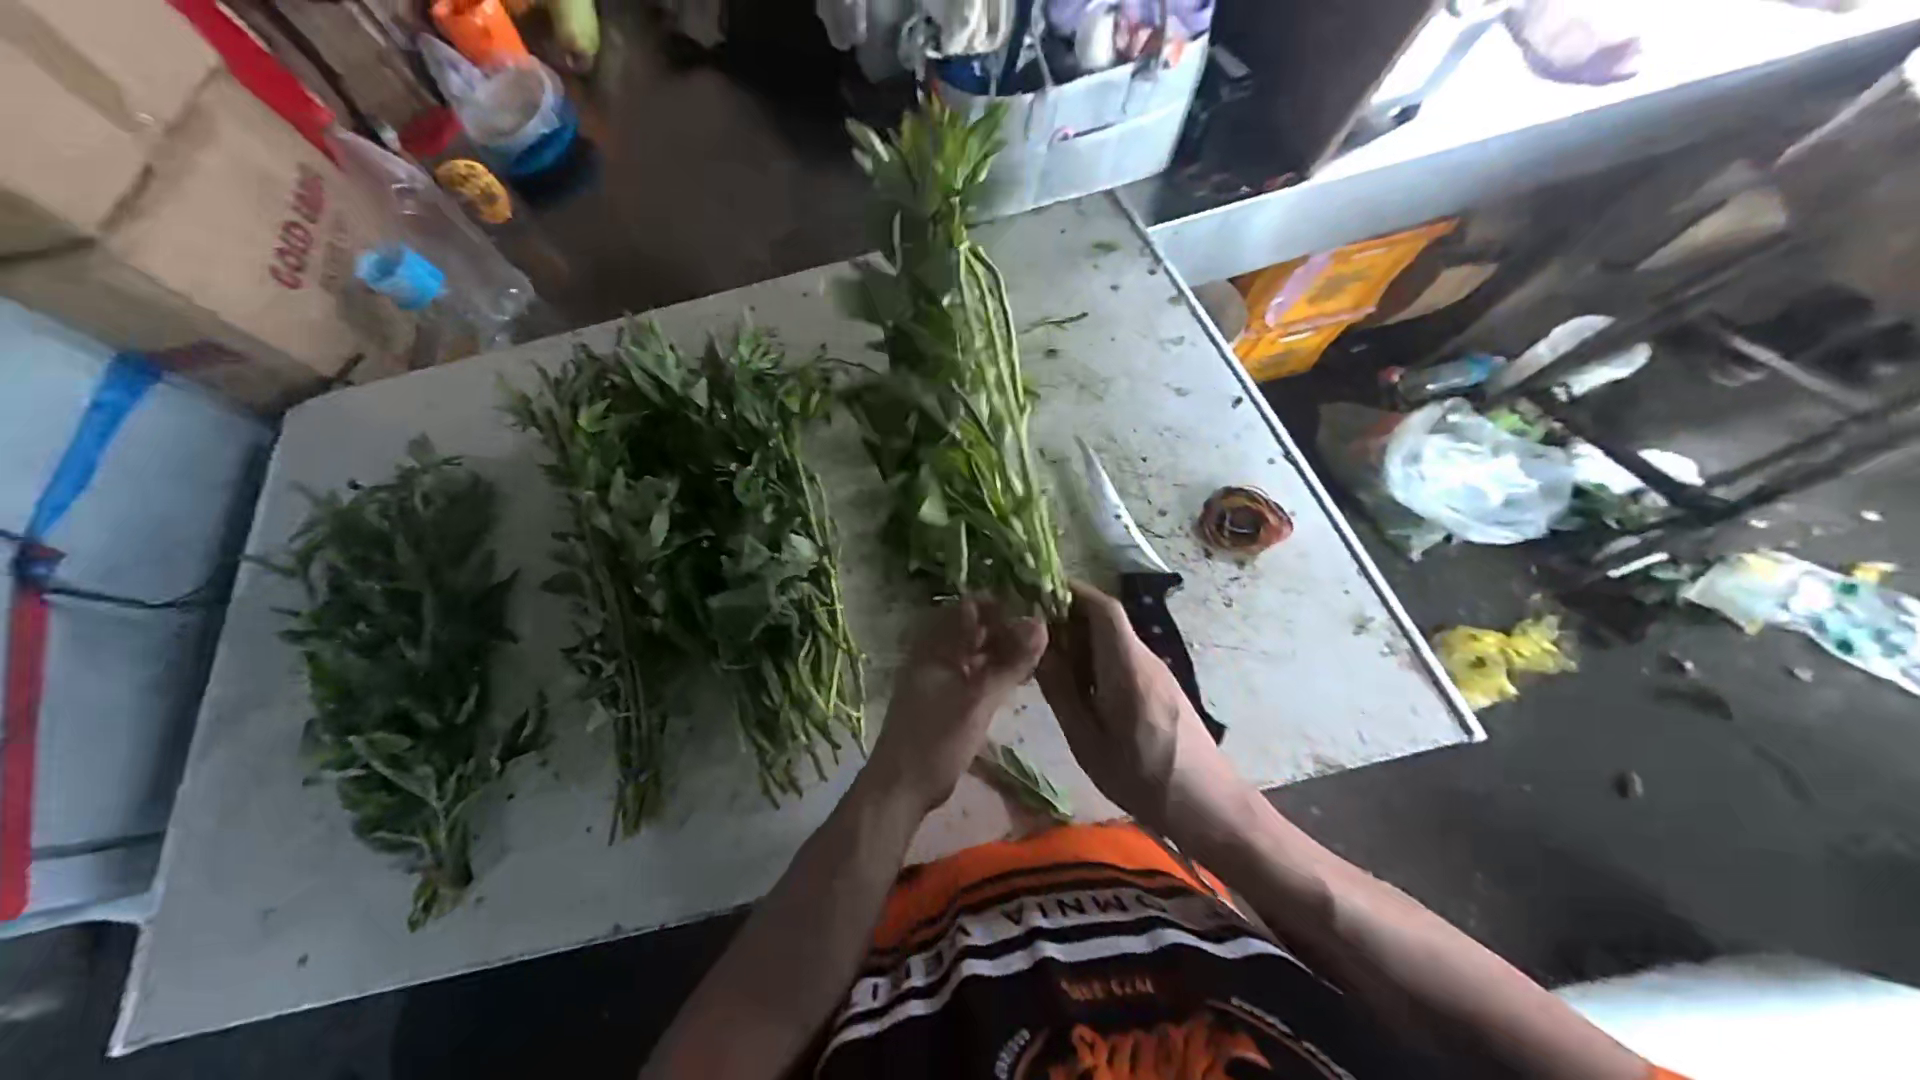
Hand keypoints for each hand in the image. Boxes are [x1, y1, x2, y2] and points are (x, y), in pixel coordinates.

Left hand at [866, 598, 1047, 813]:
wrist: (902, 788)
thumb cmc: (937, 738)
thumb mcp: (979, 699)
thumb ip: (1011, 662)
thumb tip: (1041, 624)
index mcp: (934, 645)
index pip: (970, 607)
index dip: (1002, 606)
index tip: (1036, 612)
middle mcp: (935, 655)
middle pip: (974, 629)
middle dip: (1007, 629)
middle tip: (1043, 638)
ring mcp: (940, 677)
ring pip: (976, 653)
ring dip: (1004, 652)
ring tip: (1038, 657)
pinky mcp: (946, 699)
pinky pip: (974, 675)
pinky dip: (995, 673)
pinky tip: (1019, 680)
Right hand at [1037, 582, 1256, 846]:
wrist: (1207, 804)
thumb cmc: (1142, 778)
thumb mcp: (1087, 740)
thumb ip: (1061, 691)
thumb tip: (1039, 650)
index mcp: (1126, 667)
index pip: (1103, 608)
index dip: (1072, 592)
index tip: (1038, 592)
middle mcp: (1146, 659)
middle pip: (1106, 620)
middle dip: (1068, 617)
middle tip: (1031, 634)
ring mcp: (1158, 672)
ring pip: (1114, 639)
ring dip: (1081, 641)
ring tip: (1048, 663)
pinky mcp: (1162, 687)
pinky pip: (1123, 657)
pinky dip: (1097, 659)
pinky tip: (1079, 687)